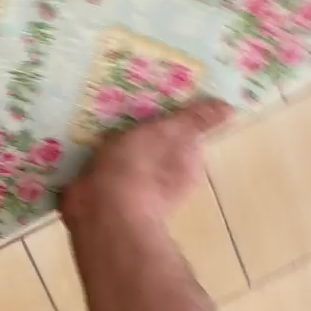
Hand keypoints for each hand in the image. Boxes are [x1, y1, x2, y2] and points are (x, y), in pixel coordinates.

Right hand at [61, 98, 233, 230]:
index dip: (170, 119)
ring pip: (128, 157)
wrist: (104, 209)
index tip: (151, 100)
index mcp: (189, 164)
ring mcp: (136, 187)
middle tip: (117, 104)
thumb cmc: (140, 167)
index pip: (185, 136)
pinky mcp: (107, 192)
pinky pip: (104, 167)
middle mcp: (167, 178)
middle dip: (140, 129)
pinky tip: (82, 143)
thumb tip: (229, 107)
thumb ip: (195, 120)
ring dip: (114, 143)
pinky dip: (96, 157)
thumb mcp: (170, 134)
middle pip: (155, 145)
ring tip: (94, 118)